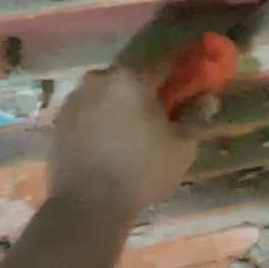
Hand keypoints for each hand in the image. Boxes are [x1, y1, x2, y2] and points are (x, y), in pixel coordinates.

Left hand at [49, 67, 196, 213]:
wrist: (87, 205)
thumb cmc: (141, 172)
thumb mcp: (181, 147)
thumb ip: (196, 116)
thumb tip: (208, 97)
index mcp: (132, 78)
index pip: (165, 62)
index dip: (182, 71)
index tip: (192, 81)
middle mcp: (100, 78)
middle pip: (133, 77)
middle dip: (149, 90)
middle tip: (162, 114)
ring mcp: (75, 97)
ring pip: (109, 92)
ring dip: (123, 104)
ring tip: (134, 132)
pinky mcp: (59, 118)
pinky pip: (90, 109)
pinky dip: (102, 118)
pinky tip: (110, 142)